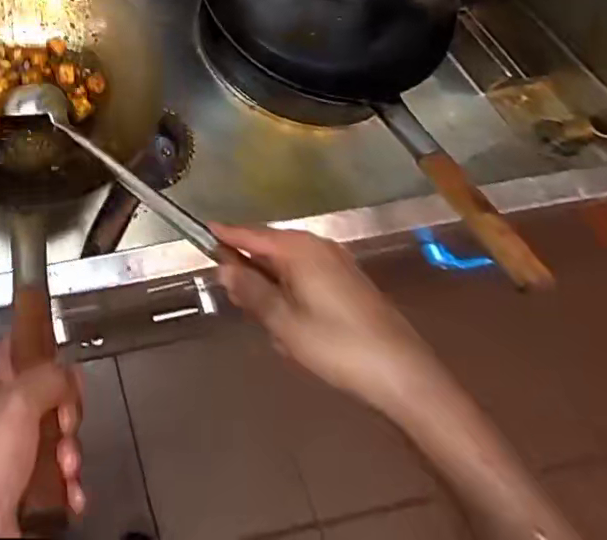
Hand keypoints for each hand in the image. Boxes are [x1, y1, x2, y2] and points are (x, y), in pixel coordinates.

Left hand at [0, 341, 84, 538]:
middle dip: (69, 413)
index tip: (64, 364)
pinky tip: (72, 496)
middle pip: (51, 395)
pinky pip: (63, 475)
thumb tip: (71, 371)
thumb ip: (48, 377)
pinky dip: (72, 485)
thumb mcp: (19, 402)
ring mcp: (20, 452)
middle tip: (67, 426)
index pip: (18, 348)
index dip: (41, 349)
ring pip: (61, 436)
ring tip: (67, 471)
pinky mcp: (32, 487)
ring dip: (72, 453)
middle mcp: (8, 415)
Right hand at [212, 224, 424, 405]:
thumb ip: (251, 291)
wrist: (405, 374)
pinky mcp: (347, 282)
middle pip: (268, 249)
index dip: (225, 235)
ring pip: (286, 268)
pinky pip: (305, 279)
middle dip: (249, 272)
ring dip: (272, 292)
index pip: (250, 234)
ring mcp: (335, 263)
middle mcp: (316, 246)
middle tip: (238, 303)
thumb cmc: (338, 346)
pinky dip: (291, 297)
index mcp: (298, 249)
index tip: (201, 232)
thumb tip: (223, 267)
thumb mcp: (284, 323)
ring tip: (272, 329)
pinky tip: (294, 331)